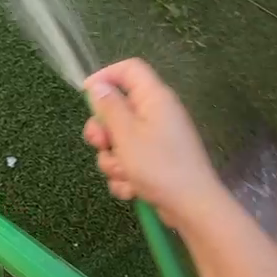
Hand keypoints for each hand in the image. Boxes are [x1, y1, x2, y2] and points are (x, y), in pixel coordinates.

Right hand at [81, 58, 231, 230]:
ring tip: (124, 174)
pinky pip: (129, 161)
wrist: (191, 208)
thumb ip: (109, 106)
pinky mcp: (155, 162)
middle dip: (103, 130)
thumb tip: (98, 85)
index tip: (85, 94)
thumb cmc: (159, 166)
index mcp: (154, 98)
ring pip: (119, 140)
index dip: (105, 75)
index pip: (129, 69)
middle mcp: (156, 114)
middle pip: (118, 108)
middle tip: (101, 144)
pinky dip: (125, 176)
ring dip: (113, 159)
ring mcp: (156, 139)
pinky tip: (132, 190)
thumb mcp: (126, 134)